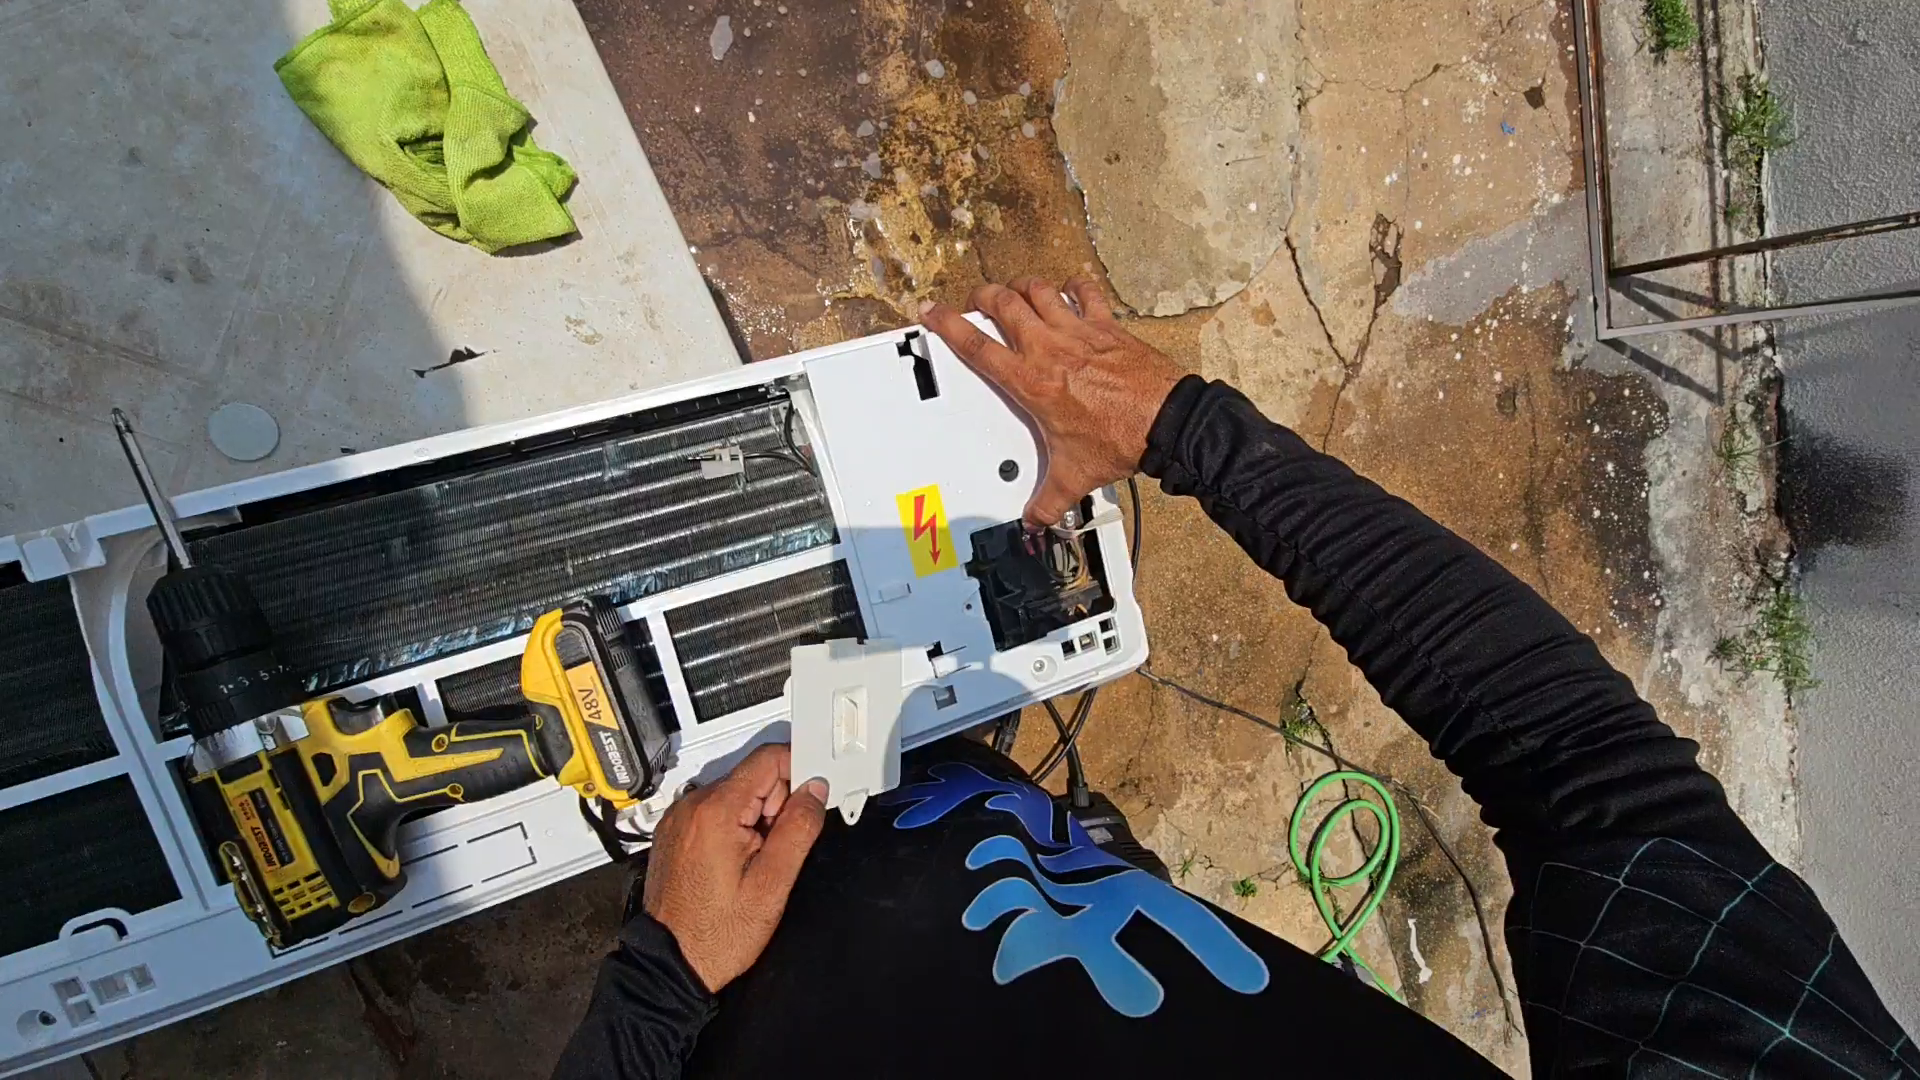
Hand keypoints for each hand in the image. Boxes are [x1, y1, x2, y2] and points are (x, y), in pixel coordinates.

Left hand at [642, 744, 828, 992]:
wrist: (669, 968)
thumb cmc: (717, 934)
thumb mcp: (772, 884)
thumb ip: (799, 828)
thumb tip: (815, 789)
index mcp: (716, 810)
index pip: (769, 758)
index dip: (798, 772)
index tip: (809, 801)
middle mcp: (693, 804)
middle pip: (754, 775)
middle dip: (777, 804)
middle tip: (774, 850)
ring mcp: (680, 817)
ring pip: (738, 793)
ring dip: (757, 818)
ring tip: (753, 862)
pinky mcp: (676, 830)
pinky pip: (718, 810)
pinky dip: (736, 825)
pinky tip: (735, 862)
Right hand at [921, 277, 1183, 525]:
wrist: (1165, 421)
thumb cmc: (1120, 439)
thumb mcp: (1074, 476)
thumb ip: (1048, 501)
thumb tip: (1036, 521)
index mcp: (1032, 382)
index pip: (977, 346)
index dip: (948, 325)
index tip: (933, 312)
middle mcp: (1050, 349)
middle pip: (1003, 303)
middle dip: (983, 297)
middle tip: (977, 302)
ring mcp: (1079, 331)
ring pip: (1038, 290)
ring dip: (1021, 287)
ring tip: (1014, 292)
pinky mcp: (1107, 327)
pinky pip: (1085, 292)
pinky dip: (1073, 287)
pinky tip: (1069, 291)